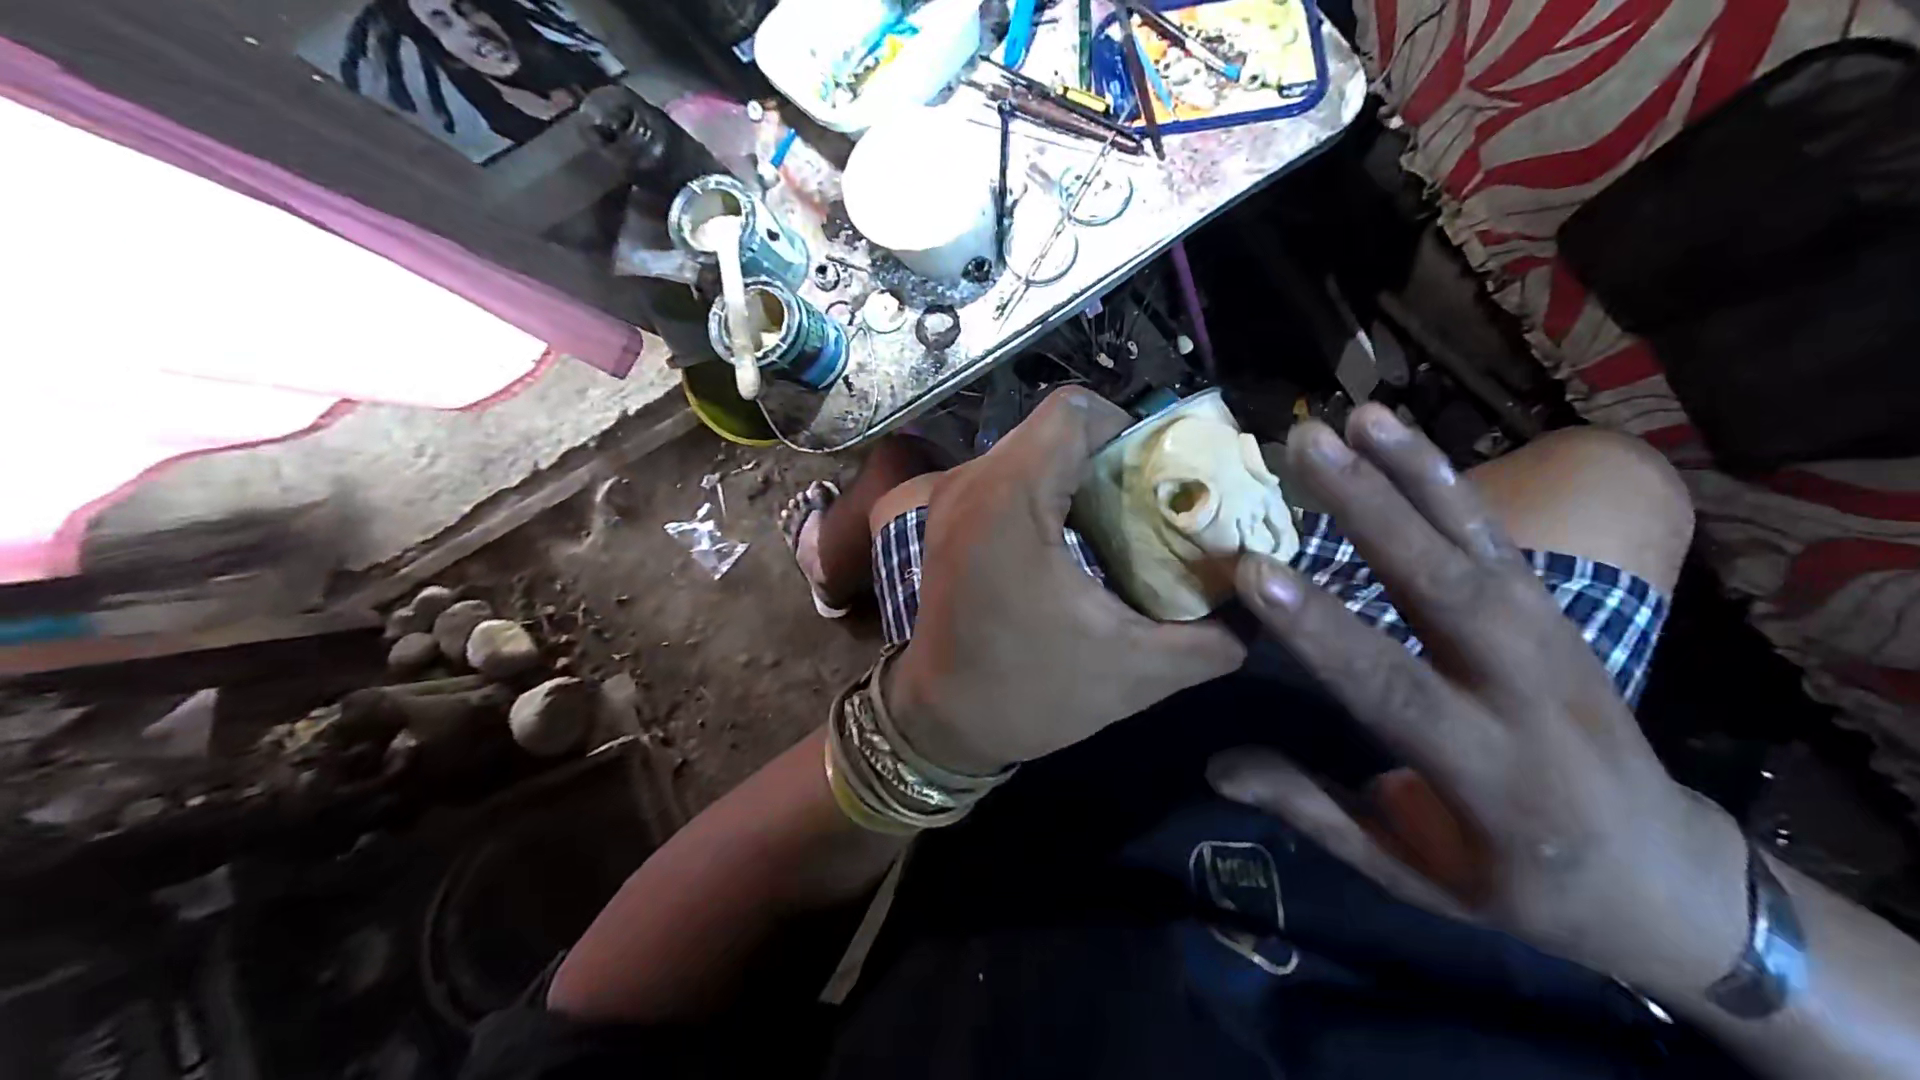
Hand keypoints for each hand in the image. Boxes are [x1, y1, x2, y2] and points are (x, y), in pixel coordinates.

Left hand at [887, 388, 1245, 772]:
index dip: (1129, 430)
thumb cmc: (1029, 693)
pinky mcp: (947, 516)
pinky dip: (1048, 488)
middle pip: (1055, 427)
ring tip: (1119, 522)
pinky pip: (1007, 474)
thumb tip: (1262, 602)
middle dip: (1111, 455)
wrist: (940, 722)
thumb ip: (1213, 637)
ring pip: (1030, 448)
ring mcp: (952, 496)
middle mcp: (972, 482)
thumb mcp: (1136, 672)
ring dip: (1079, 473)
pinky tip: (1076, 536)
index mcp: (1010, 499)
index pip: (1075, 412)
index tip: (1162, 478)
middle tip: (1152, 505)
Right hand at [1209, 404, 1748, 1006]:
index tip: (1251, 569)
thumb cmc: (1517, 881)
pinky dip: (1444, 482)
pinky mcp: (1556, 613)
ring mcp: (1553, 641)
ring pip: (1479, 545)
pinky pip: (1496, 538)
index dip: (1319, 628)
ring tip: (1351, 417)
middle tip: (1303, 446)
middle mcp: (1528, 692)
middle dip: (1371, 511)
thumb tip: (1215, 767)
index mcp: (1490, 774)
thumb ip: (1314, 810)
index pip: (1391, 687)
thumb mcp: (1411, 872)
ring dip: (1411, 473)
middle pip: (1447, 589)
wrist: (1665, 874)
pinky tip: (1397, 435)